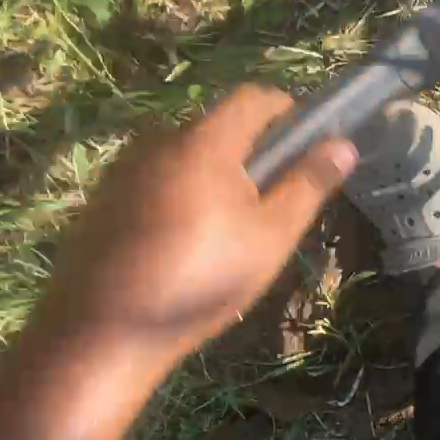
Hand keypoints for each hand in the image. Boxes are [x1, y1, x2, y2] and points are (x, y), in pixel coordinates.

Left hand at [37, 85, 356, 364]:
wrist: (95, 341)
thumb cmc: (199, 280)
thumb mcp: (271, 236)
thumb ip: (309, 184)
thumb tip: (344, 144)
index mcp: (203, 143)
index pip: (253, 97)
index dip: (286, 111)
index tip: (304, 147)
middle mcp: (158, 143)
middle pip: (220, 126)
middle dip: (251, 151)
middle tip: (269, 200)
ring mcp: (122, 172)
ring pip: (187, 153)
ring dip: (215, 173)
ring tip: (226, 228)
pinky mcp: (100, 201)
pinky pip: (156, 178)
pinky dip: (180, 192)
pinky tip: (182, 244)